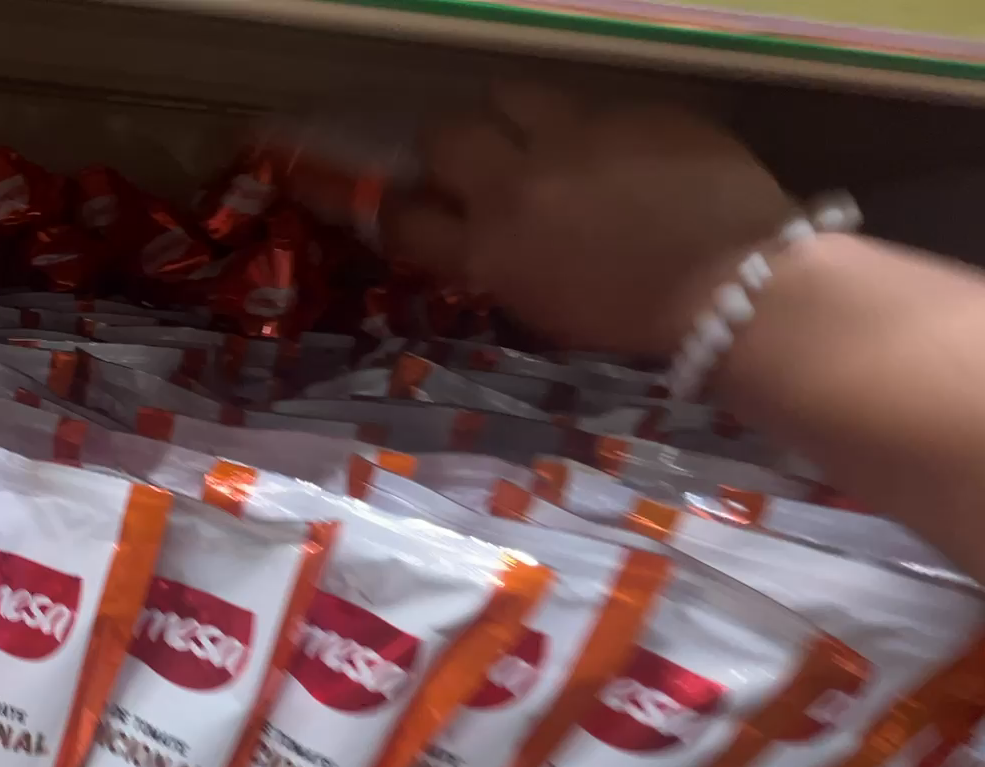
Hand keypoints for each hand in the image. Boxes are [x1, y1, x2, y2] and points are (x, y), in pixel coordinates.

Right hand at [382, 85, 795, 355]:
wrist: (728, 285)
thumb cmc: (615, 316)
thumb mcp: (525, 301)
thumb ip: (485, 259)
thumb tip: (466, 230)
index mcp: (482, 250)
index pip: (402, 217)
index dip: (393, 209)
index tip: (405, 206)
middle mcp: (513, 185)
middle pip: (444, 135)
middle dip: (443, 145)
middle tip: (462, 156)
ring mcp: (575, 139)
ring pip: (509, 95)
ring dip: (505, 114)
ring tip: (527, 132)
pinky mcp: (635, 111)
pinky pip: (590, 106)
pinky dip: (585, 127)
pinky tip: (612, 151)